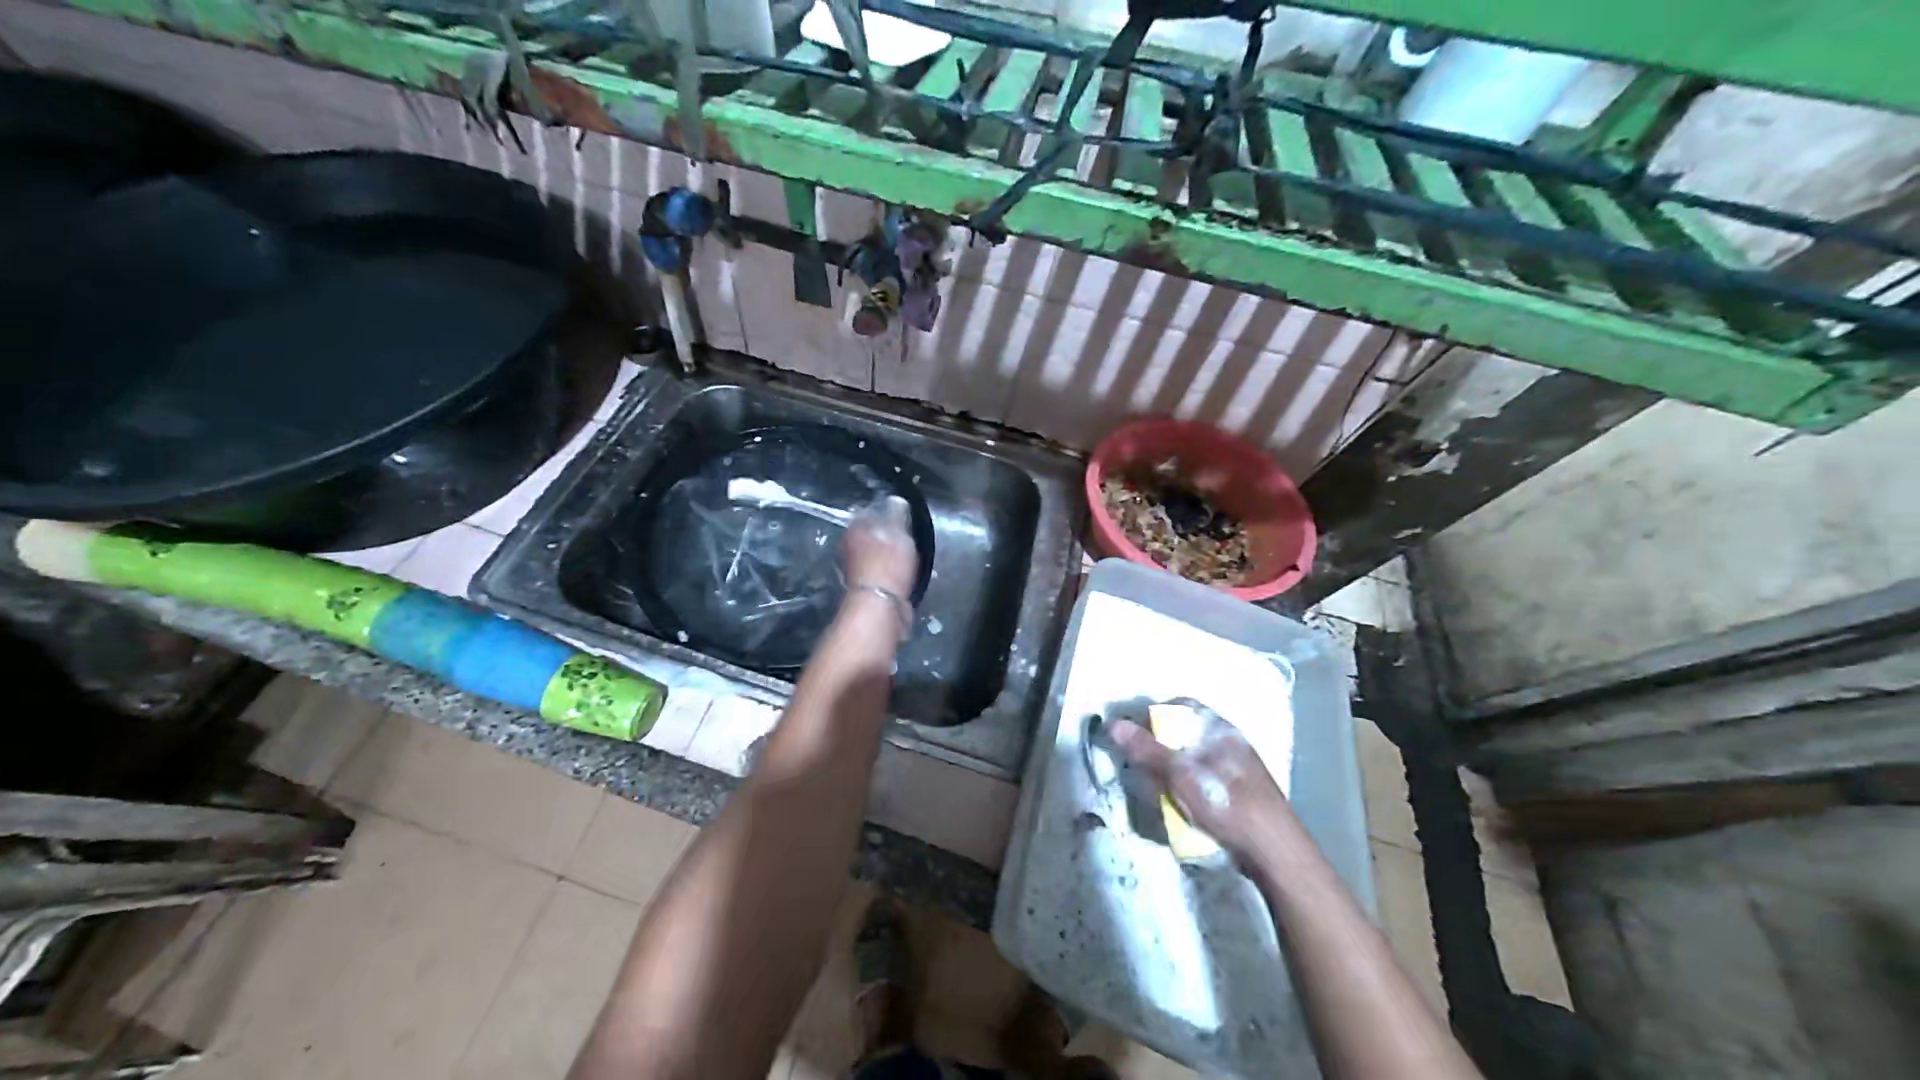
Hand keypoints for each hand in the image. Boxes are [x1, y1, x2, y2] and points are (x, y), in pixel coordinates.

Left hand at [842, 494, 916, 597]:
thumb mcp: (898, 532)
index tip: (901, 516)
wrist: (881, 605)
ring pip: (874, 555)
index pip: (867, 512)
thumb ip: (896, 514)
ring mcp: (854, 569)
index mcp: (854, 528)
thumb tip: (895, 499)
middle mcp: (848, 547)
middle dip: (885, 536)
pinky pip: (881, 573)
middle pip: (869, 535)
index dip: (885, 513)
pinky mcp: (866, 589)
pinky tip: (903, 575)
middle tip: (906, 537)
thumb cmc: (888, 563)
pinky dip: (890, 573)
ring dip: (887, 556)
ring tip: (908, 557)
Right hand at [1108, 713, 1294, 863]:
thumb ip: (1148, 750)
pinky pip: (1202, 779)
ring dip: (1171, 771)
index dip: (1154, 715)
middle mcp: (1228, 741)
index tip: (1135, 736)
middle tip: (1142, 767)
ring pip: (1191, 758)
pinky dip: (1186, 787)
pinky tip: (1181, 805)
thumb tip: (1113, 724)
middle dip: (1159, 747)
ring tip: (1158, 790)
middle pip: (1183, 732)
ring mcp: (1235, 767)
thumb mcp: (1182, 776)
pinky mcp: (1237, 792)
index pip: (1181, 706)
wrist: (1274, 852)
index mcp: (1219, 729)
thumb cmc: (1228, 805)